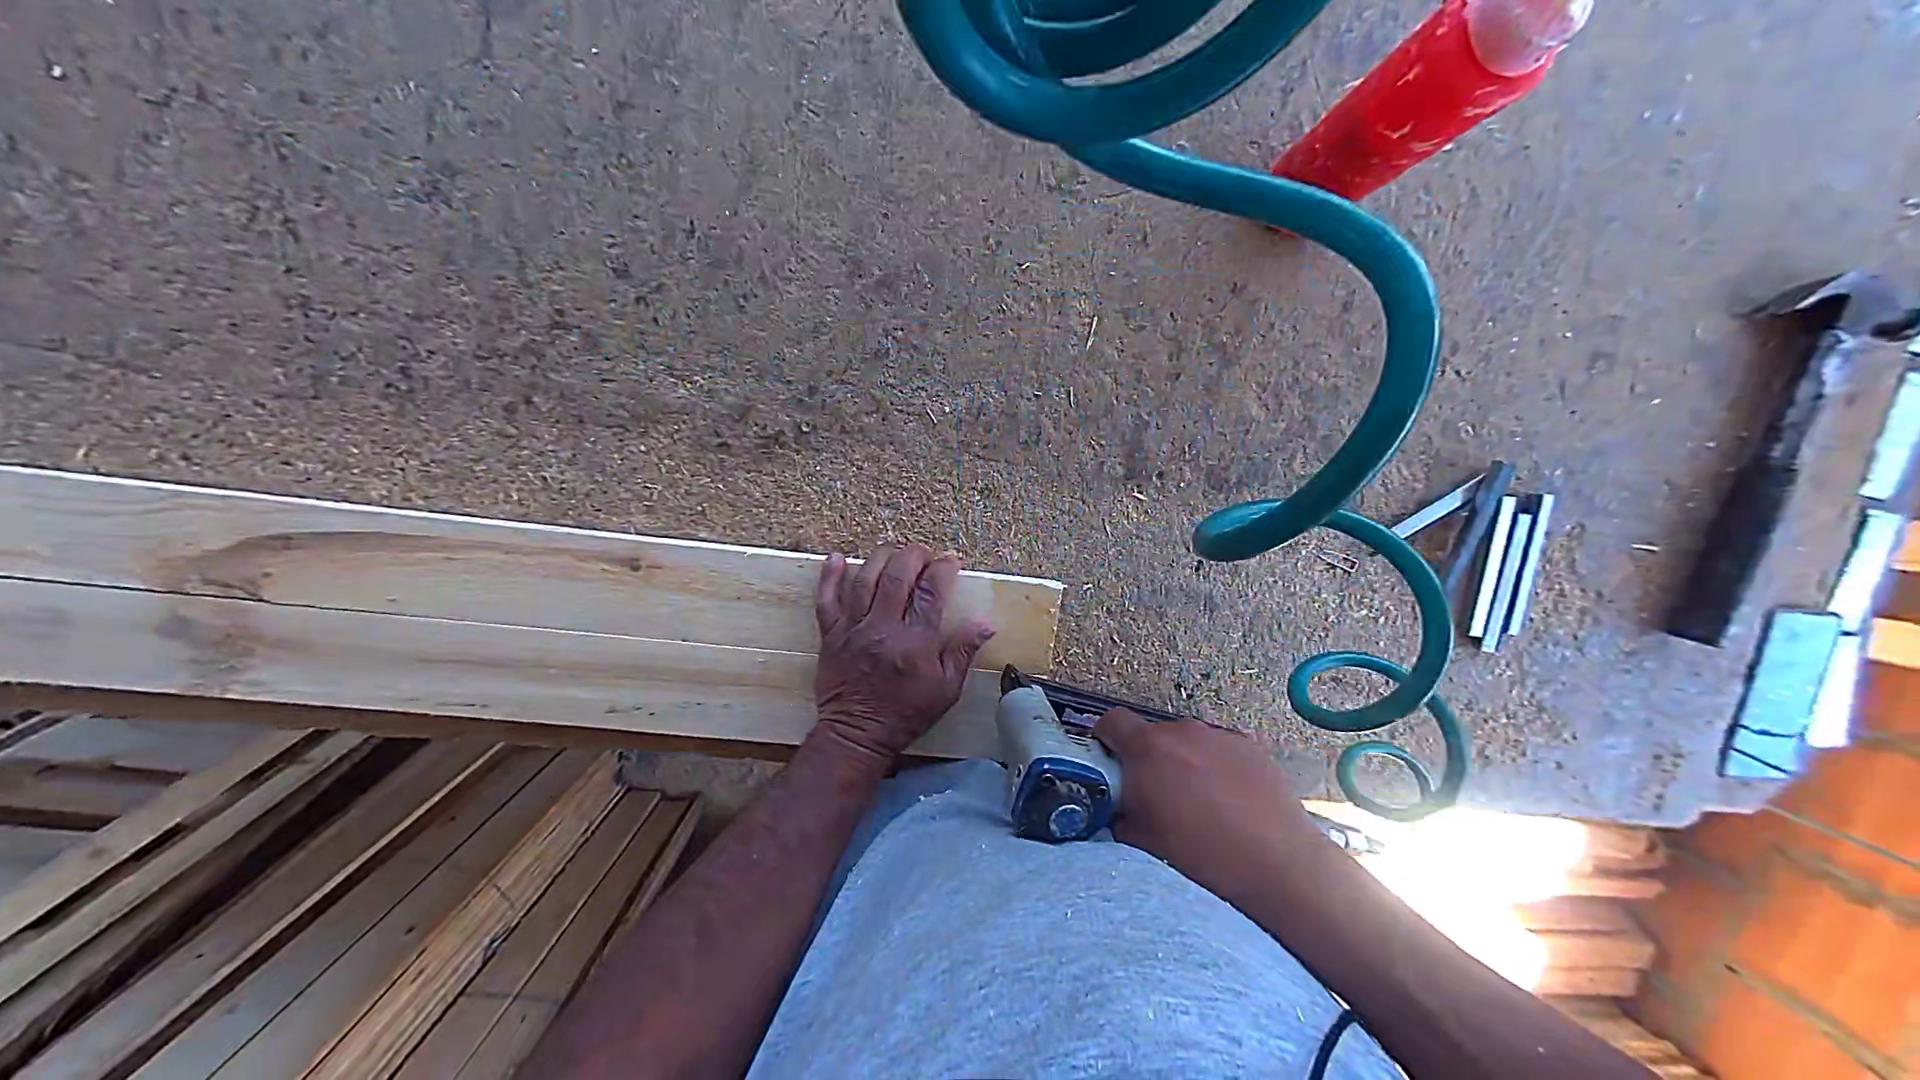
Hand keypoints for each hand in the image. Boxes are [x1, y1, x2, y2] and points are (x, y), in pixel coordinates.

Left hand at [812, 545, 995, 764]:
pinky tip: (836, 558)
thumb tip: (985, 624)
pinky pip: (826, 600)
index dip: (943, 568)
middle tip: (924, 552)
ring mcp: (854, 630)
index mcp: (916, 642)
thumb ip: (963, 652)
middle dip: (914, 555)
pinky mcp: (831, 635)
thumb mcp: (946, 690)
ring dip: (881, 558)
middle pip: (898, 575)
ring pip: (865, 580)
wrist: (857, 735)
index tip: (951, 561)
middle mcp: (884, 629)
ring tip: (894, 550)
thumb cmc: (905, 713)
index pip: (932, 591)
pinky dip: (829, 577)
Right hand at [1094, 709, 1324, 905]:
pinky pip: (1219, 749)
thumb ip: (1119, 814)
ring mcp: (1218, 736)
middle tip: (1155, 794)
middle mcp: (1181, 732)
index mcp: (1147, 750)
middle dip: (1148, 759)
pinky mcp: (1249, 746)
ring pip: (1187, 742)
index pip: (1111, 721)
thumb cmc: (1206, 856)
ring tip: (1198, 802)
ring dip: (1184, 762)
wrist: (1279, 865)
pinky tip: (1228, 800)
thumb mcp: (1142, 841)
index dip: (1105, 739)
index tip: (1109, 759)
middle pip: (1151, 734)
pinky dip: (1216, 766)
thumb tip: (1117, 808)